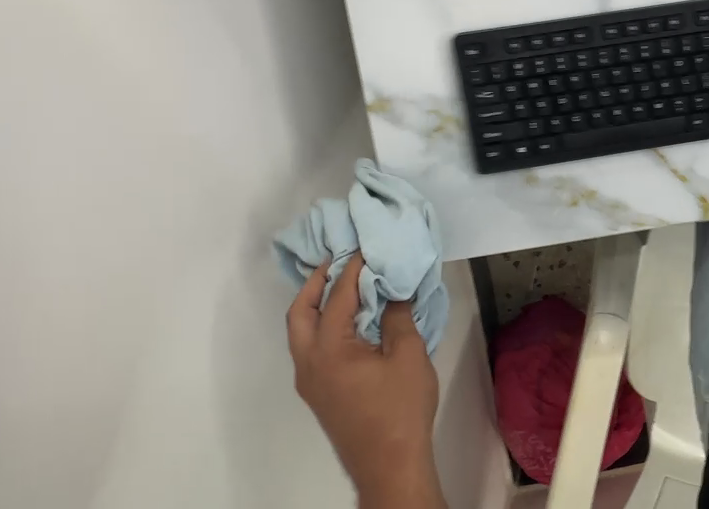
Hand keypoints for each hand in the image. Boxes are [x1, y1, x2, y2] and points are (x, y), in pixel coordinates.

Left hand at [287, 257, 443, 506]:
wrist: (390, 463)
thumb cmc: (400, 407)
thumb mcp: (408, 354)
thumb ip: (398, 317)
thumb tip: (392, 292)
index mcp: (329, 350)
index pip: (337, 297)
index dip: (353, 268)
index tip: (366, 245)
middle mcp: (309, 363)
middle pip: (300, 313)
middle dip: (316, 282)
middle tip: (339, 259)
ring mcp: (311, 380)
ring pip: (302, 331)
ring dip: (318, 303)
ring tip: (345, 282)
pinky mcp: (320, 391)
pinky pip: (313, 345)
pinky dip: (325, 322)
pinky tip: (351, 316)